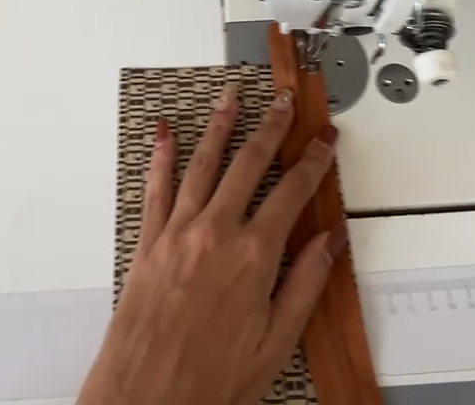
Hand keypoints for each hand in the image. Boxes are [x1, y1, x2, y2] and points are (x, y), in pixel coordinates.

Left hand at [78, 85, 345, 404]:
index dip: (313, 159)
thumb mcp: (276, 342)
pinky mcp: (149, 240)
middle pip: (250, 162)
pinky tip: (166, 133)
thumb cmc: (209, 382)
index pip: (293, 191)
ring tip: (232, 99)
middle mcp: (215, 232)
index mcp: (253, 255)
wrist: (144, 402)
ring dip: (220, 126)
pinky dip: (162, 156)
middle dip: (271, 126)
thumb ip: (306, 284)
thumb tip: (330, 241)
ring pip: (204, 162)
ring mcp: (179, 231)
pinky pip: (157, 187)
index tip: (324, 140)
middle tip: (284, 102)